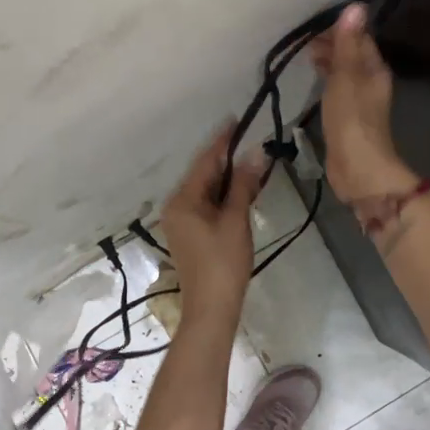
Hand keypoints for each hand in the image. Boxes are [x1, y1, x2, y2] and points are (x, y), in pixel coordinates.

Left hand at [160, 124, 265, 313]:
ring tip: (253, 164)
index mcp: (182, 200)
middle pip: (204, 175)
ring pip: (206, 190)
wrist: (212, 309)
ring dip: (228, 179)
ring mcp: (180, 221)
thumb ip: (243, 185)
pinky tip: (243, 192)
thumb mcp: (236, 220)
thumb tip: (254, 153)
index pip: (205, 161)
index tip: (236, 120)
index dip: (222, 141)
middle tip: (252, 143)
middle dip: (228, 160)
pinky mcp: (189, 234)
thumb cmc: (224, 263)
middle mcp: (175, 206)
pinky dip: (224, 196)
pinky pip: (206, 205)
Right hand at [311, 4, 417, 203]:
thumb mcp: (346, 76)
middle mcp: (370, 81)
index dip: (340, 27)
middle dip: (331, 43)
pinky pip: (336, 89)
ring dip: (328, 60)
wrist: (357, 167)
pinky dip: (326, 79)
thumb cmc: (352, 119)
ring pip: (344, 72)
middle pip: (352, 54)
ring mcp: (360, 101)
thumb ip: (348, 43)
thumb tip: (356, 7)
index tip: (313, 20)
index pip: (359, 38)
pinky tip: (312, 80)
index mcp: (374, 68)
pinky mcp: (347, 117)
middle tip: (302, 37)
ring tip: (304, 53)